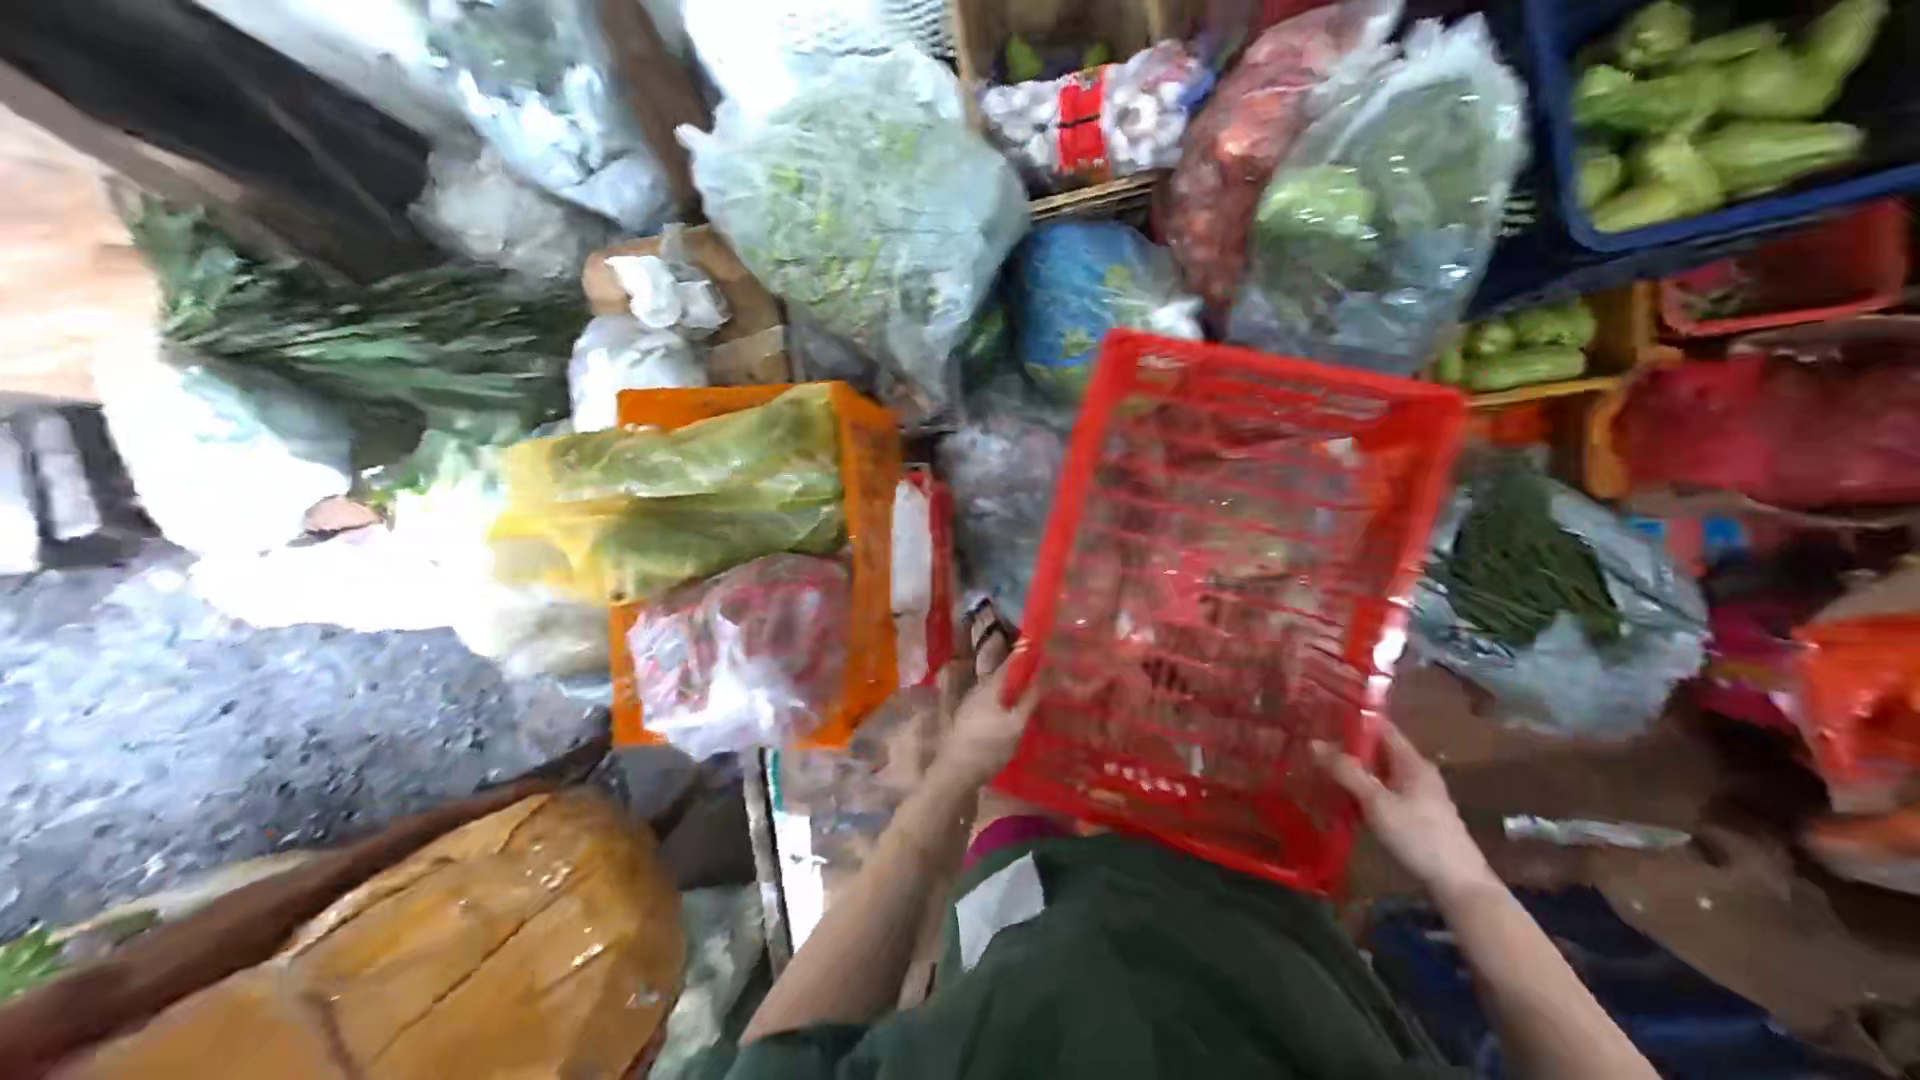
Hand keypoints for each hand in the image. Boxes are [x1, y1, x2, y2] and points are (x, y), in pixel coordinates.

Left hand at [934, 663, 1037, 788]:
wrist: (957, 771)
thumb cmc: (989, 747)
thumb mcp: (1016, 726)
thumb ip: (1028, 701)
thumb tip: (1039, 678)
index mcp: (989, 688)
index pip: (1008, 665)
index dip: (1021, 656)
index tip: (1034, 649)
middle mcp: (976, 691)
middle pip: (998, 677)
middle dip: (1014, 674)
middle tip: (1033, 675)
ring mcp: (967, 705)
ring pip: (991, 690)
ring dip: (1006, 689)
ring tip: (1023, 694)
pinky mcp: (964, 719)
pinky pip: (985, 702)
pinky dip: (998, 701)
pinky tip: (1006, 712)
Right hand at [1315, 721, 1496, 900]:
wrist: (1459, 884)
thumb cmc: (1418, 836)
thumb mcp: (1377, 803)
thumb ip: (1346, 772)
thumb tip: (1314, 743)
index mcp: (1412, 762)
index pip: (1380, 728)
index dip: (1352, 720)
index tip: (1321, 719)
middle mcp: (1416, 772)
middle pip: (1377, 750)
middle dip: (1346, 748)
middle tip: (1311, 747)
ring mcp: (1417, 794)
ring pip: (1378, 773)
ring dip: (1352, 771)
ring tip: (1319, 769)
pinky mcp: (1415, 814)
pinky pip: (1382, 791)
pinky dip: (1362, 790)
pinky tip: (1342, 798)